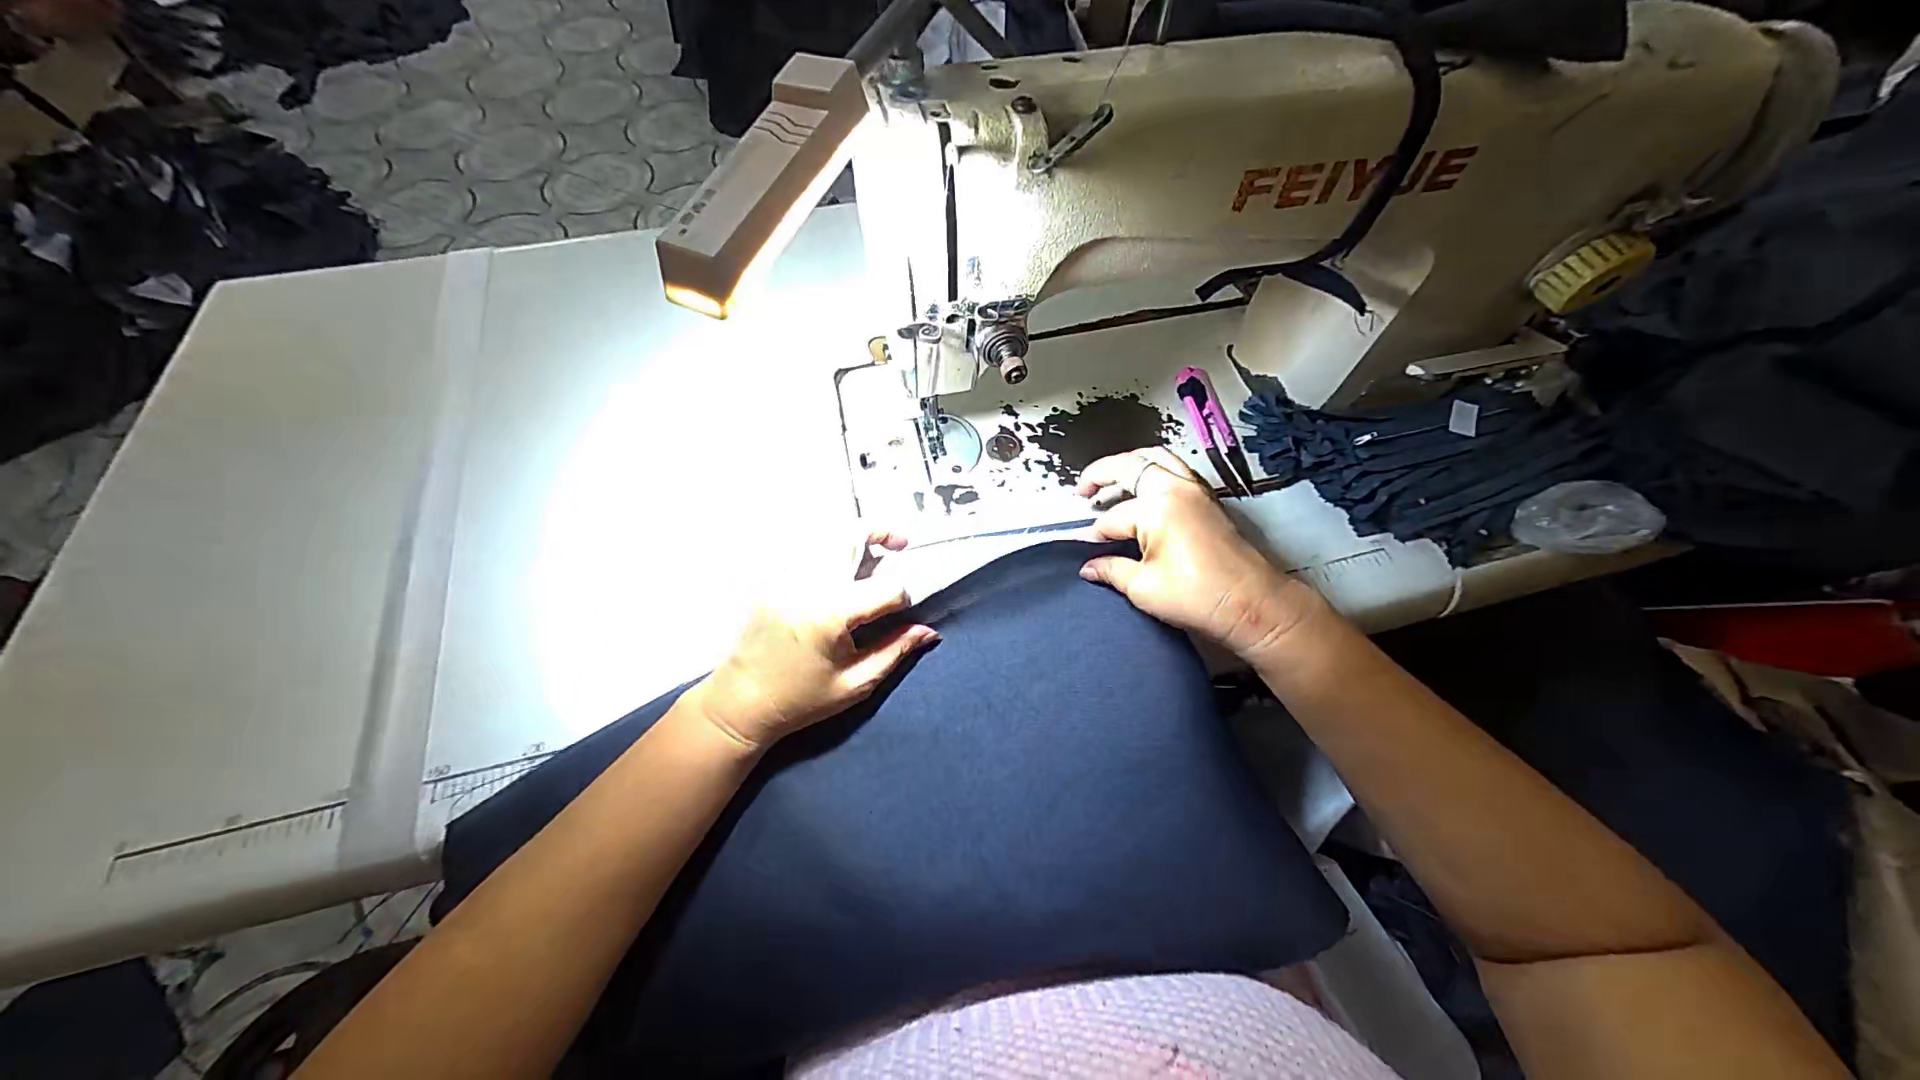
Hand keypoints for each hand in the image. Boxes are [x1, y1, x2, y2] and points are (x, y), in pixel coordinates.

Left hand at [688, 532, 937, 752]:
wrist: (741, 703)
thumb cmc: (800, 700)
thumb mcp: (856, 683)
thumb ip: (896, 650)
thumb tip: (929, 631)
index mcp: (831, 613)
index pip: (886, 587)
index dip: (903, 598)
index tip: (903, 612)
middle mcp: (807, 585)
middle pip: (851, 534)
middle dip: (881, 533)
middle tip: (900, 543)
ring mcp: (784, 577)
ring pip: (825, 534)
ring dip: (853, 537)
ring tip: (869, 554)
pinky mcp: (770, 579)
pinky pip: (804, 548)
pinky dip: (826, 548)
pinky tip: (837, 568)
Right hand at [1075, 448, 1332, 659]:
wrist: (1252, 605)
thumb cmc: (1202, 597)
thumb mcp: (1143, 587)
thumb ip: (1111, 570)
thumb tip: (1090, 566)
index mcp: (1157, 507)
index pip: (1111, 517)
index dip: (1093, 535)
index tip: (1083, 550)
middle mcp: (1177, 489)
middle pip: (1130, 467)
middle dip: (1100, 475)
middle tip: (1082, 490)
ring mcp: (1196, 491)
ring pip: (1156, 459)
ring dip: (1130, 466)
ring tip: (1111, 480)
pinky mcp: (1208, 501)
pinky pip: (1176, 469)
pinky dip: (1154, 471)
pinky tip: (1143, 490)